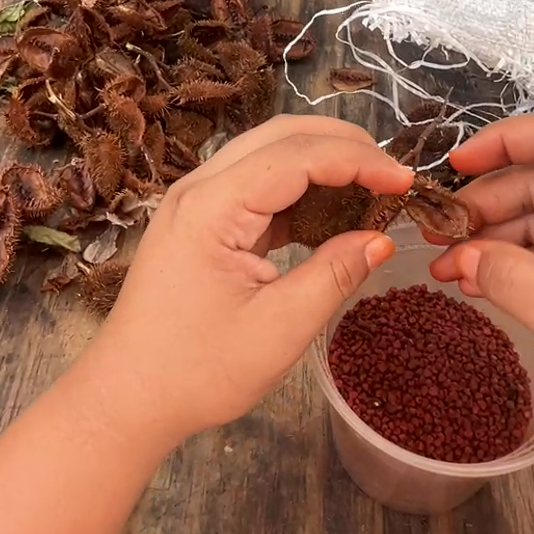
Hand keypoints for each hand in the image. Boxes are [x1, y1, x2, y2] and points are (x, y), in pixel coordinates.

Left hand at [80, 114, 413, 443]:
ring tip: (372, 186)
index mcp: (211, 207)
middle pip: (280, 136)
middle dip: (343, 144)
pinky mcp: (203, 219)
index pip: (296, 156)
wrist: (127, 398)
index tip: (406, 179)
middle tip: (393, 174)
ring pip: (269, 153)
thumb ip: (334, 274)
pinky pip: (258, 184)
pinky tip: (332, 210)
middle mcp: (199, 188)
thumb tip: (381, 239)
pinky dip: (301, 188)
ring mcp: (197, 200)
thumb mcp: (278, 329)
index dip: (357, 159)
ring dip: (322, 161)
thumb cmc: (197, 371)